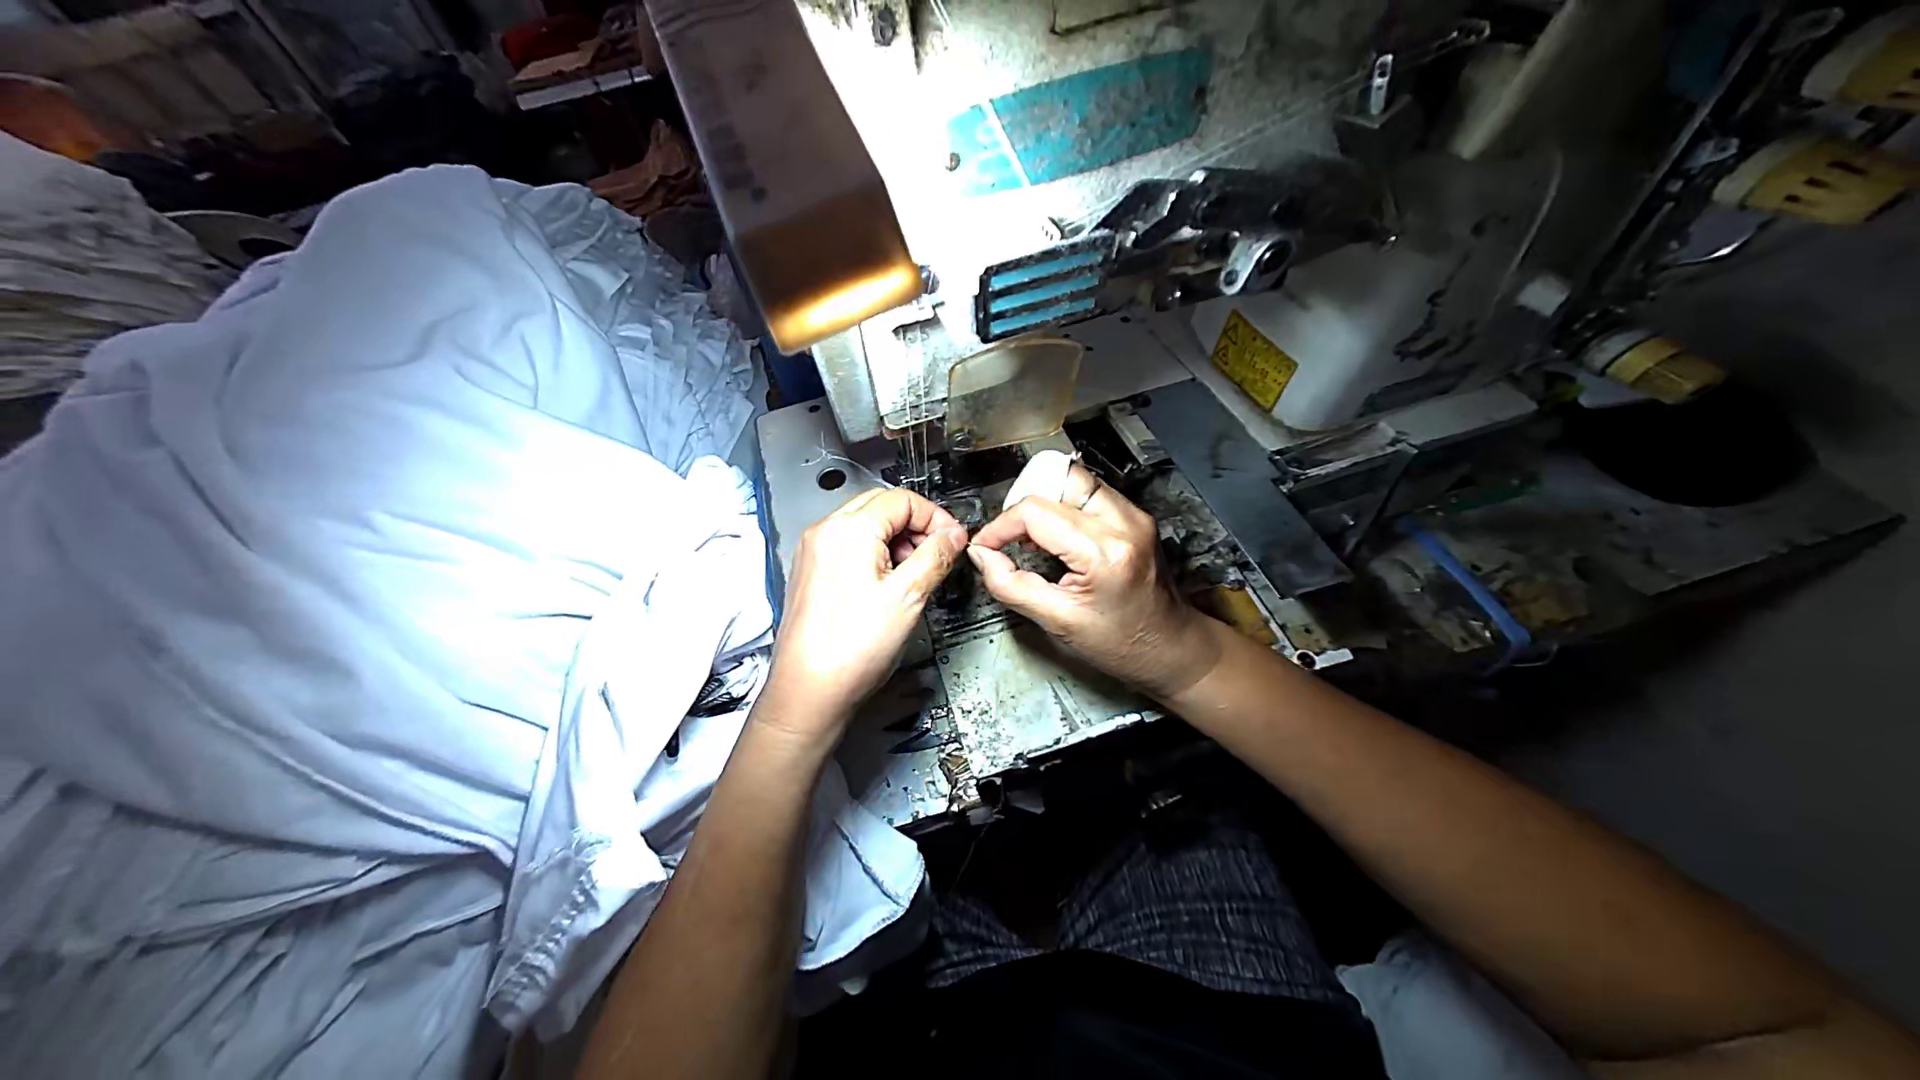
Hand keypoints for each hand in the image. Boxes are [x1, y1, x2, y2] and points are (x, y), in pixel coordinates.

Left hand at [762, 488, 967, 745]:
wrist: (809, 691)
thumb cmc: (847, 652)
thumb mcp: (908, 597)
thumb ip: (936, 556)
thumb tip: (953, 536)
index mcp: (847, 531)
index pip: (902, 499)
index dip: (935, 517)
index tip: (951, 539)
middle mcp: (824, 534)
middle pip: (882, 506)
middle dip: (916, 526)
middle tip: (937, 554)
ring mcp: (814, 553)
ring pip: (866, 526)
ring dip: (896, 540)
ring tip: (913, 574)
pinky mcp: (812, 573)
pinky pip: (850, 547)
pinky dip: (875, 555)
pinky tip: (889, 586)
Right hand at [967, 465, 1221, 699]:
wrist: (1169, 648)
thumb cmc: (1123, 643)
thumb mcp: (1057, 621)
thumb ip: (1011, 586)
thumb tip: (983, 556)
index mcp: (1105, 553)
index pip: (1035, 512)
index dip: (1001, 526)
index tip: (988, 545)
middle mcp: (1125, 524)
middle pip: (1058, 480)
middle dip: (1024, 505)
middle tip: (1011, 536)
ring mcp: (1134, 517)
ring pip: (1074, 480)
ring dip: (1045, 503)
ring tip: (1033, 536)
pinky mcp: (1135, 517)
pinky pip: (1089, 494)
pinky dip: (1064, 508)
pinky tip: (1057, 537)